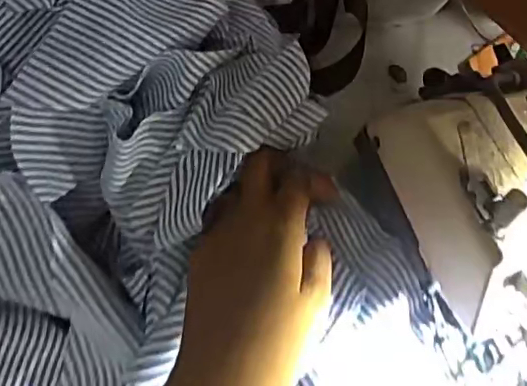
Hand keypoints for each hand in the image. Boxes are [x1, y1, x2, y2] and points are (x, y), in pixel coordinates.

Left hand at [169, 150, 336, 385]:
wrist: (220, 377)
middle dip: (280, 163)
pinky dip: (234, 218)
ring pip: (234, 187)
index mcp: (280, 224)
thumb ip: (320, 259)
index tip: (328, 197)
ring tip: (268, 215)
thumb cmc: (276, 342)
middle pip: (259, 162)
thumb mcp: (315, 302)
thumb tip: (314, 239)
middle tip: (295, 185)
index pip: (298, 177)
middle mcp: (246, 216)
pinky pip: (217, 218)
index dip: (317, 179)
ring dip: (254, 191)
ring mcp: (217, 231)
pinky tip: (243, 243)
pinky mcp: (198, 251)